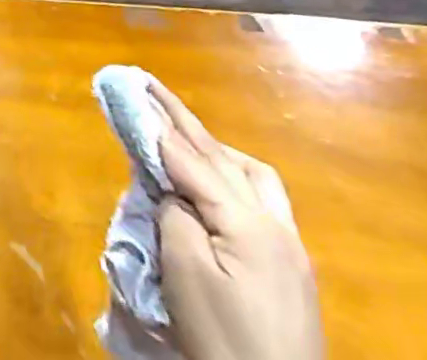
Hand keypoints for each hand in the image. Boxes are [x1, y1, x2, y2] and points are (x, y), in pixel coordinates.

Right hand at [153, 84, 323, 359]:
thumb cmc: (224, 338)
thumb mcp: (185, 275)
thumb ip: (176, 217)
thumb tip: (173, 192)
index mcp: (250, 224)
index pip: (193, 161)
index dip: (160, 126)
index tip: (136, 91)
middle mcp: (277, 226)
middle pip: (225, 159)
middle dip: (185, 122)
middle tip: (153, 90)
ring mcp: (290, 249)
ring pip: (254, 177)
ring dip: (215, 150)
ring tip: (182, 136)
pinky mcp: (291, 270)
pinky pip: (261, 201)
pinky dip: (231, 178)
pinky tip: (216, 187)